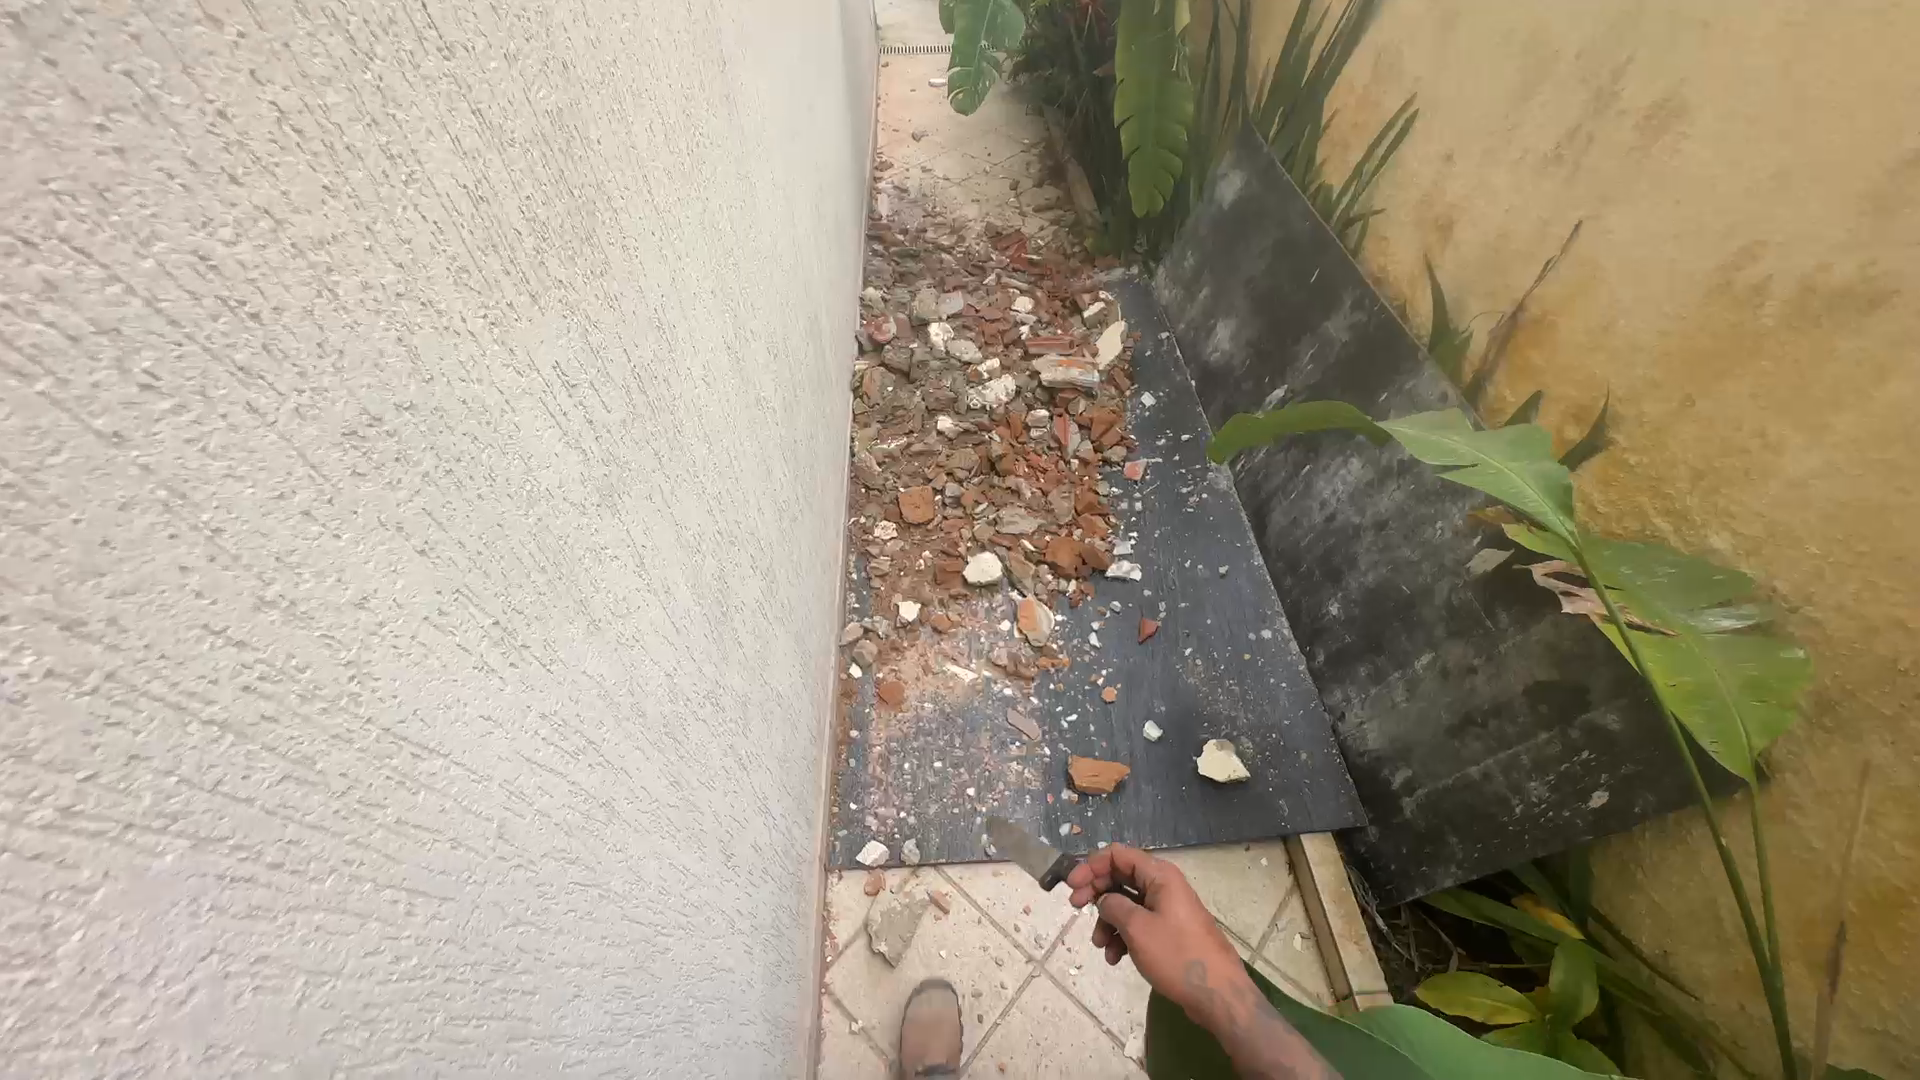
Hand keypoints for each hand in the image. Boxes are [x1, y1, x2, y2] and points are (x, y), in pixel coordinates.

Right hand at [1064, 845, 1250, 1025]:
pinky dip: (1124, 936)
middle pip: (1120, 877)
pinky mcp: (1170, 931)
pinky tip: (1116, 958)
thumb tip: (1104, 899)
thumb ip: (1113, 905)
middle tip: (1075, 908)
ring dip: (1108, 921)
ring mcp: (1168, 908)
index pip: (1117, 854)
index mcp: (1159, 875)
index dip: (1090, 865)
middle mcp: (1163, 885)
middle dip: (1097, 893)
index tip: (1071, 886)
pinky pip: (1139, 923)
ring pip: (1127, 903)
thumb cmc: (1177, 955)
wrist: (1220, 997)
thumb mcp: (1137, 928)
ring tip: (1100, 946)